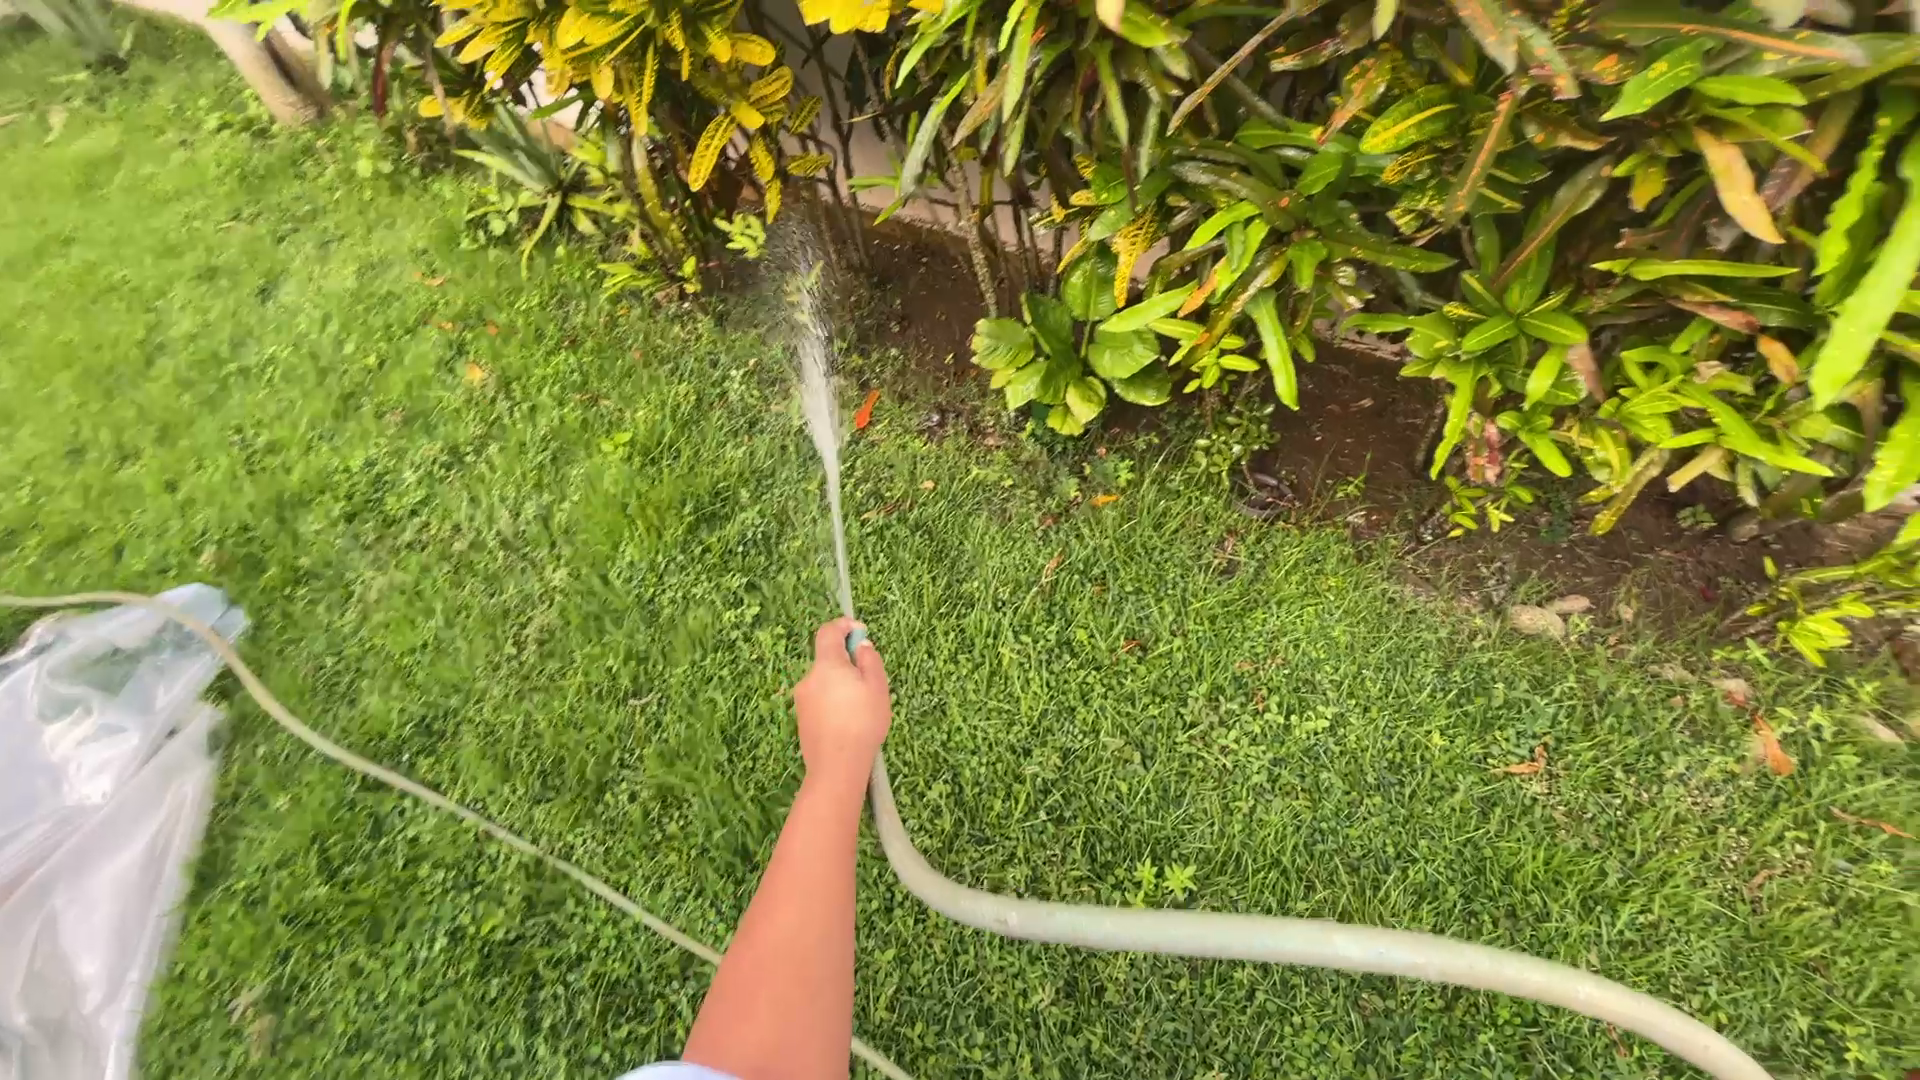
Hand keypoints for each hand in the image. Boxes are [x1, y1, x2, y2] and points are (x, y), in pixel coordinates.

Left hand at [794, 617, 890, 788]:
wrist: (837, 766)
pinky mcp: (802, 718)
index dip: (844, 626)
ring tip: (862, 707)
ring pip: (825, 681)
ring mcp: (802, 699)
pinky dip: (834, 701)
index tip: (861, 632)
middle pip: (827, 659)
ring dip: (842, 684)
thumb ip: (869, 660)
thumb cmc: (862, 722)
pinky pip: (821, 699)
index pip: (828, 631)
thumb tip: (861, 646)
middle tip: (869, 680)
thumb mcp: (877, 687)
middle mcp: (809, 678)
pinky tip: (849, 721)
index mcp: (827, 664)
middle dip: (847, 662)